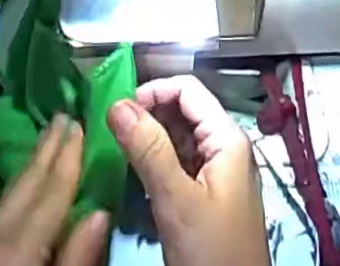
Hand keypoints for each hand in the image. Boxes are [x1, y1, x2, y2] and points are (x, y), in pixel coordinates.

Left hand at [0, 114, 109, 265]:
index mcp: (19, 242)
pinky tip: (25, 184)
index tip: (80, 120)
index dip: (68, 154)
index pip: (52, 189)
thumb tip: (101, 211)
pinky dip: (18, 186)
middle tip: (63, 113)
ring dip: (32, 163)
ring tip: (47, 137)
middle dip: (47, 147)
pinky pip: (0, 208)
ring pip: (10, 192)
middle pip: (27, 182)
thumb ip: (76, 256)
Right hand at [108, 76, 269, 265]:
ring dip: (151, 139)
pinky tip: (137, 173)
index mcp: (226, 137)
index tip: (118, 109)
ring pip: (180, 138)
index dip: (154, 91)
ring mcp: (218, 172)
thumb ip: (149, 150)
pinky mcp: (208, 196)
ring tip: (119, 149)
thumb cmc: (212, 252)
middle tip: (113, 131)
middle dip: (149, 114)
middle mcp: (225, 146)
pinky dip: (158, 162)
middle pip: (184, 111)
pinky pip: (181, 164)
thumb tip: (117, 104)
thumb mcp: (177, 200)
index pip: (188, 90)